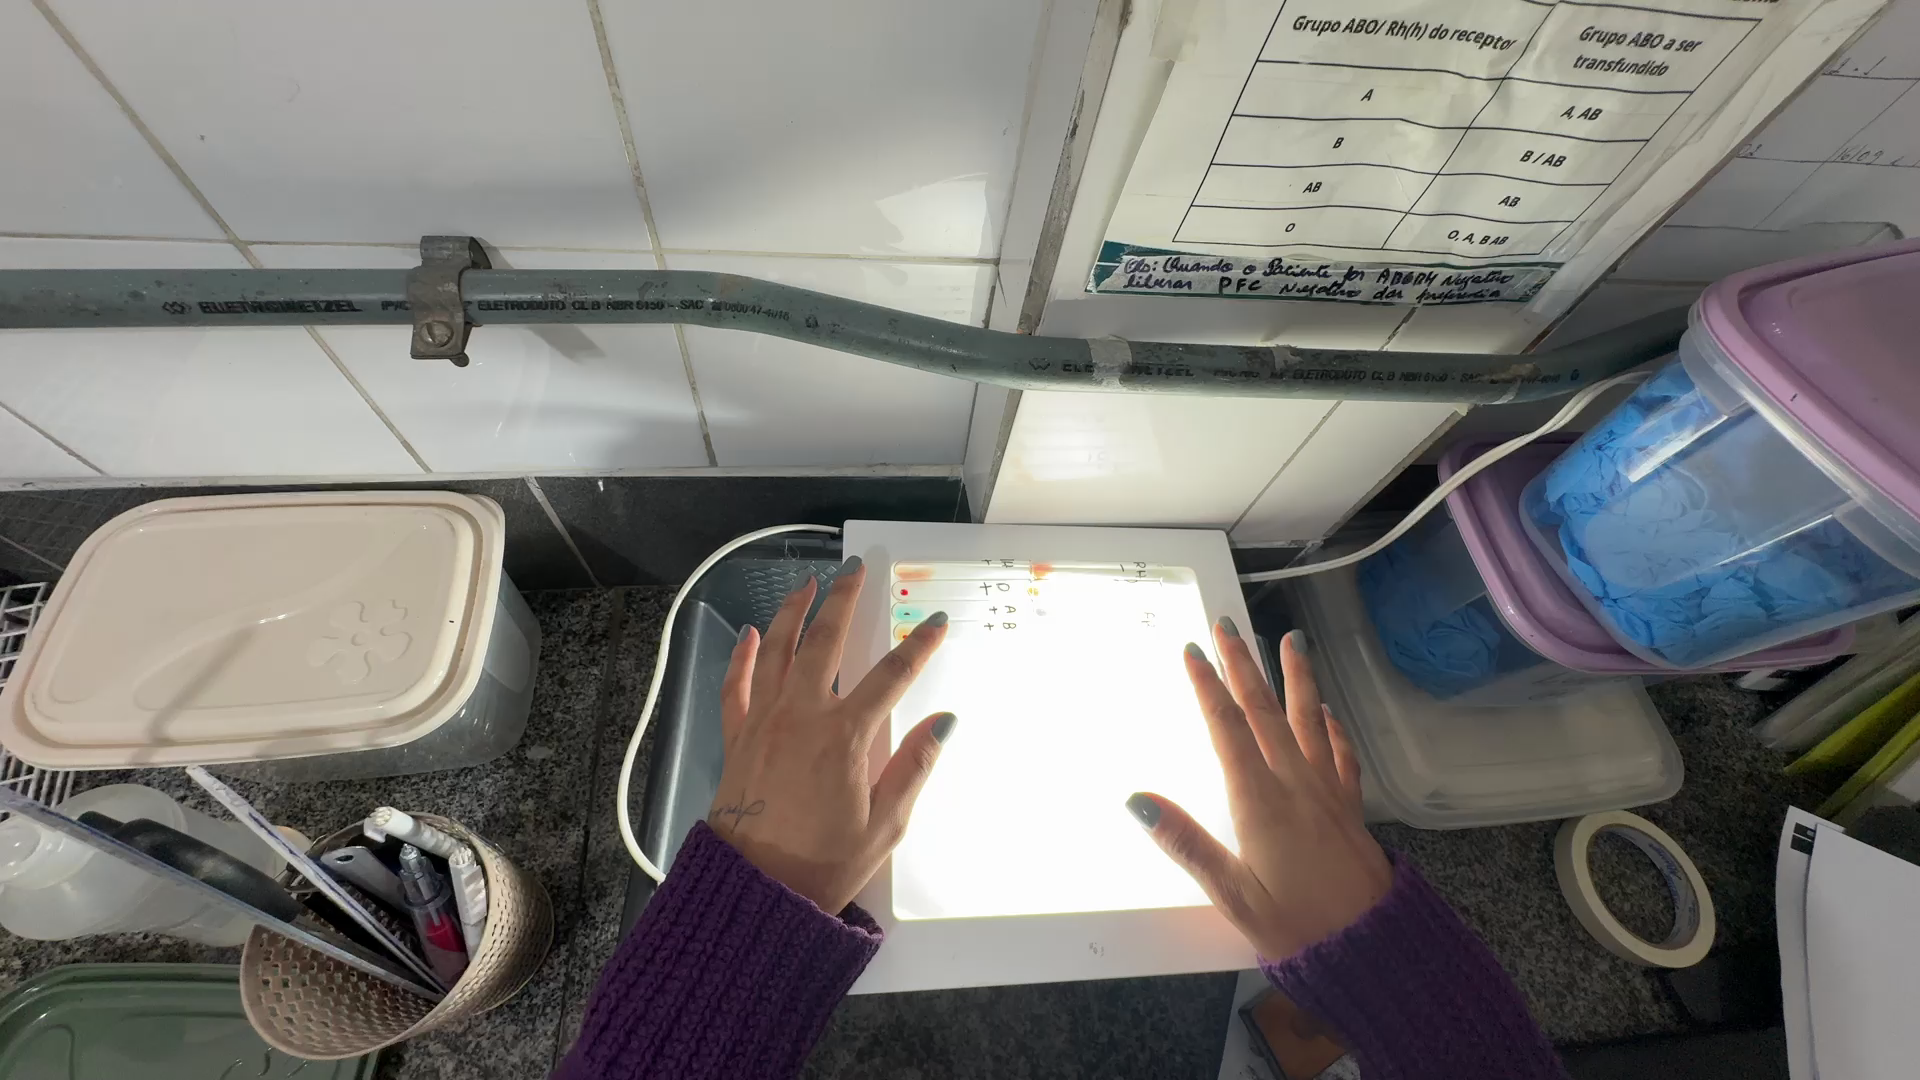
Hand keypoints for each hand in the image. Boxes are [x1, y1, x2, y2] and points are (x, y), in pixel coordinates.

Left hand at [707, 557, 957, 914]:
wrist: (751, 896)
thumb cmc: (824, 863)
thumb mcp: (885, 825)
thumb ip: (914, 766)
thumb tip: (946, 720)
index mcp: (845, 734)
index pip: (892, 675)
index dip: (918, 646)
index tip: (935, 622)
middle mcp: (802, 714)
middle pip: (826, 640)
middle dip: (844, 599)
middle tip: (855, 569)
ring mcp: (764, 721)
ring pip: (778, 650)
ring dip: (794, 611)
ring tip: (807, 583)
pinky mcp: (736, 737)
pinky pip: (736, 685)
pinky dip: (742, 656)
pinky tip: (749, 633)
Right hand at [1130, 623, 1391, 959]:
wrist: (1379, 955)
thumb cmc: (1296, 926)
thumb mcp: (1231, 894)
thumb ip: (1184, 842)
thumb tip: (1137, 798)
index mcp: (1260, 799)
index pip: (1227, 727)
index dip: (1207, 686)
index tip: (1192, 650)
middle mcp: (1294, 782)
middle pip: (1264, 711)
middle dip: (1242, 665)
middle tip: (1228, 625)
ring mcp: (1326, 791)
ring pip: (1308, 720)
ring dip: (1296, 678)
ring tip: (1291, 639)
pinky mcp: (1349, 807)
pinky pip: (1340, 755)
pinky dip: (1332, 728)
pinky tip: (1328, 713)